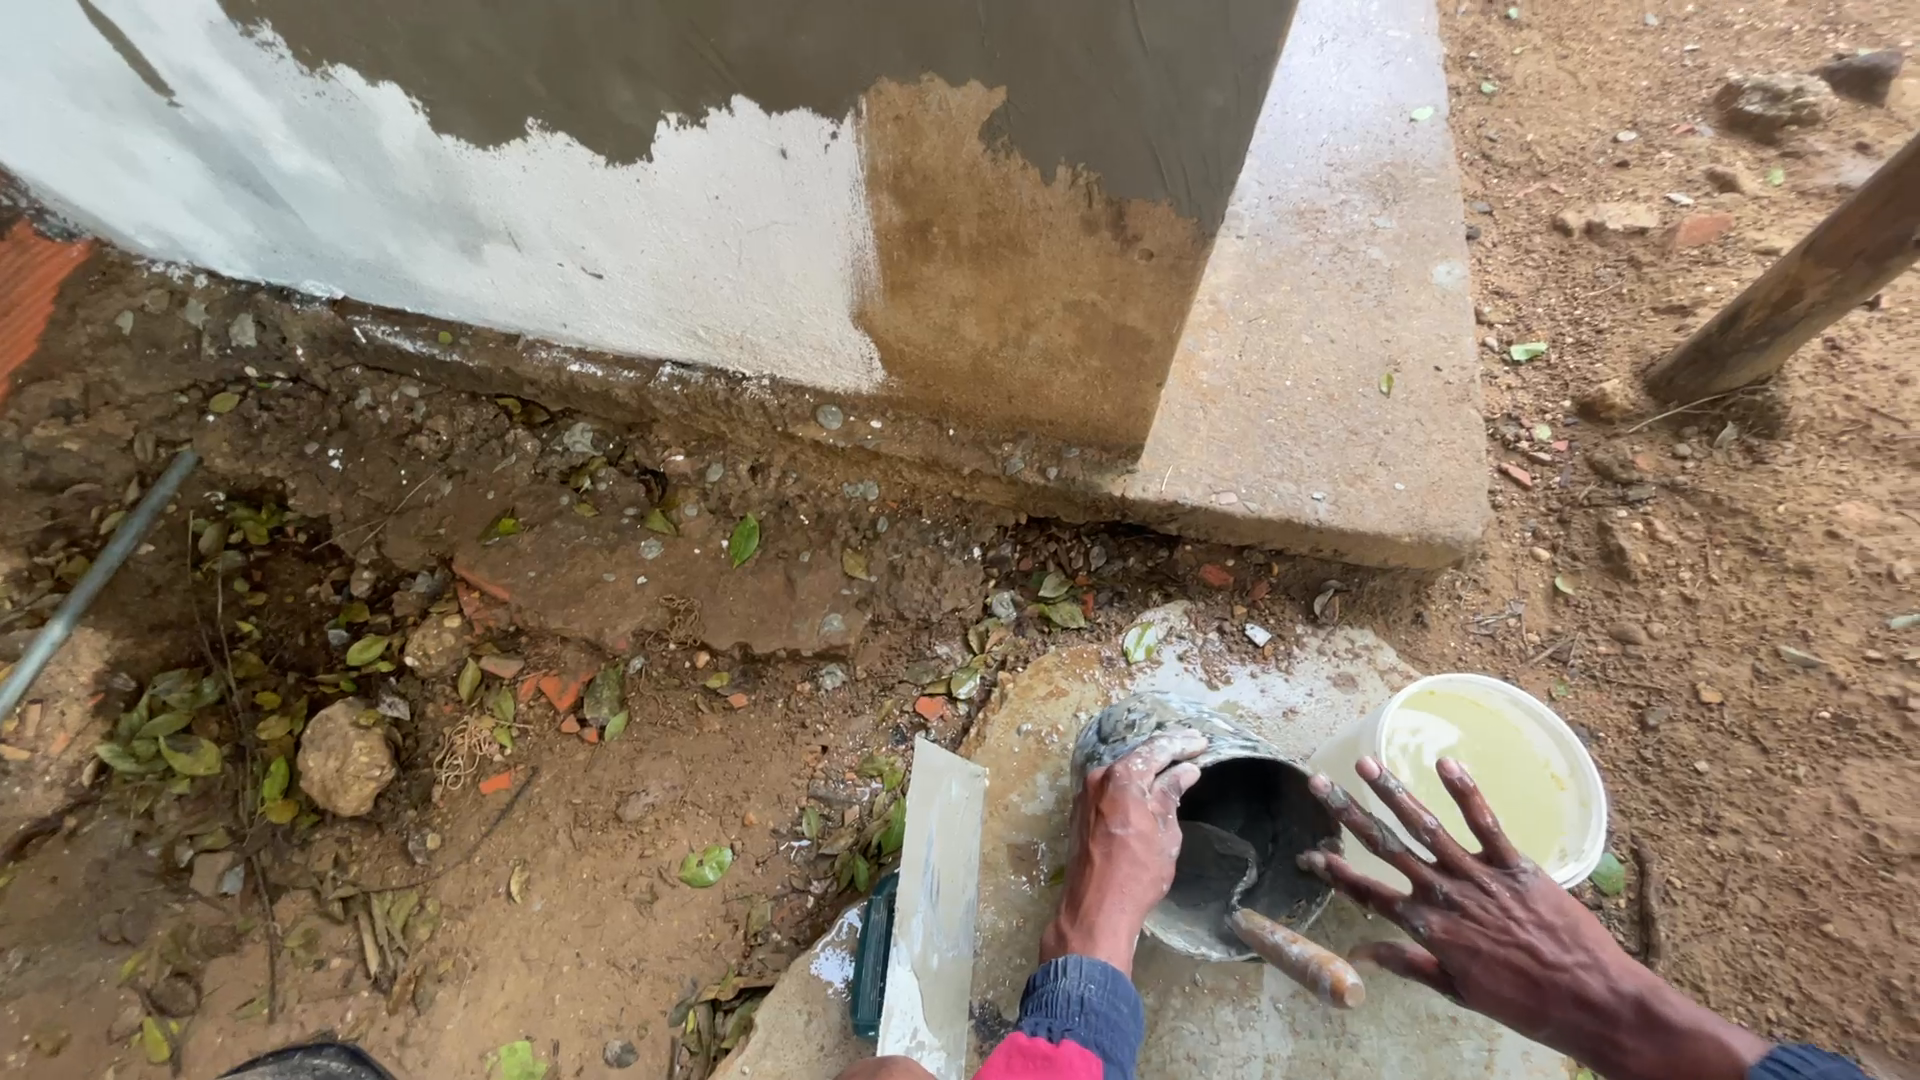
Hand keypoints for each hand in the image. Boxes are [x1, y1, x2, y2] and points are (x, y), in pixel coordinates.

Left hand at [1041, 730, 1206, 976]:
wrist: (1095, 906)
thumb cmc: (1137, 872)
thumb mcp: (1165, 833)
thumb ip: (1171, 795)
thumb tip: (1185, 771)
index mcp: (1120, 777)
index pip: (1156, 750)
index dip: (1181, 744)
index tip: (1201, 742)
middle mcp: (1099, 778)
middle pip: (1137, 757)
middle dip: (1165, 752)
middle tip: (1192, 747)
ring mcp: (1086, 793)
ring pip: (1123, 773)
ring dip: (1147, 769)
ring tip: (1175, 765)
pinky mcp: (1081, 810)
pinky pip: (1111, 787)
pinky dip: (1132, 784)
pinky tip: (1149, 787)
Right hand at [1301, 756, 1770, 1079]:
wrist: (1598, 1004)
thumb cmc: (1526, 1004)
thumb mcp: (1459, 991)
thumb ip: (1408, 963)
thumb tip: (1359, 956)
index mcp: (1427, 926)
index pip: (1367, 893)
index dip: (1334, 872)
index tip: (1307, 853)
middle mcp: (1442, 894)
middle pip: (1385, 845)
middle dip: (1348, 812)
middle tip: (1319, 783)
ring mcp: (1476, 876)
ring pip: (1425, 826)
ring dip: (1393, 792)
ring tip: (1366, 763)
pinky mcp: (1513, 865)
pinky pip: (1485, 823)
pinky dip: (1466, 792)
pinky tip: (1446, 763)